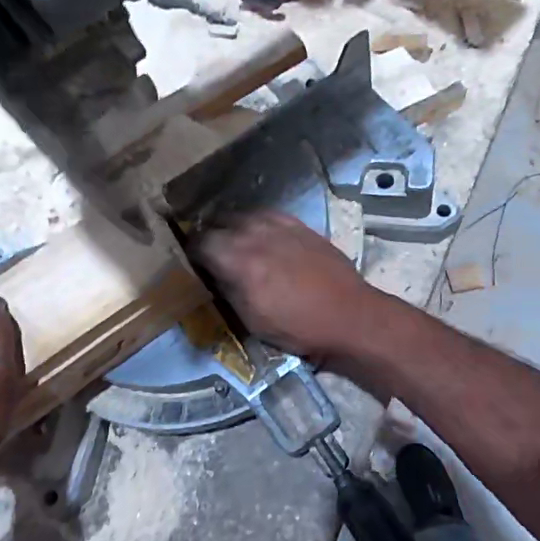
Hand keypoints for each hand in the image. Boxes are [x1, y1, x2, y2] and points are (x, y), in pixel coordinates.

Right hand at [194, 212, 383, 360]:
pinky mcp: (297, 223)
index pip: (198, 242)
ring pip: (241, 214)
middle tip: (210, 255)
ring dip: (231, 227)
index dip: (191, 254)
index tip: (192, 265)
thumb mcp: (250, 318)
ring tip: (232, 243)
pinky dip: (255, 223)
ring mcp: (278, 224)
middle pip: (217, 222)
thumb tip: (212, 274)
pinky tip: (259, 237)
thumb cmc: (296, 325)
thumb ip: (226, 289)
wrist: (348, 315)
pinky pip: (265, 214)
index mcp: (237, 259)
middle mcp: (254, 233)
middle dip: (209, 236)